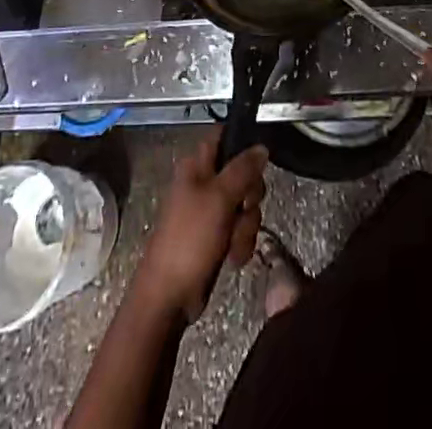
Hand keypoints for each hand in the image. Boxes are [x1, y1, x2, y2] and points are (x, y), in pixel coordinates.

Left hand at [130, 134, 267, 321]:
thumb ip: (243, 169)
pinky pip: (241, 229)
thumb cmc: (190, 239)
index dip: (242, 143)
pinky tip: (232, 256)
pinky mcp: (217, 236)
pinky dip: (241, 242)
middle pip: (243, 173)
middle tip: (242, 208)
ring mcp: (211, 211)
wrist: (170, 295)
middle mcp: (204, 184)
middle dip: (250, 196)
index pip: (223, 137)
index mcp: (196, 167)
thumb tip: (261, 146)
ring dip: (246, 226)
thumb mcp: (219, 198)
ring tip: (232, 241)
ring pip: (246, 205)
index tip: (258, 161)